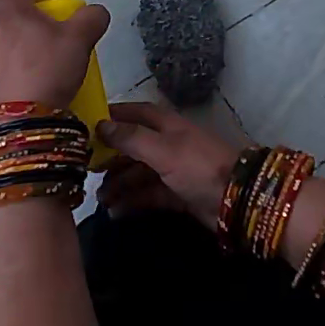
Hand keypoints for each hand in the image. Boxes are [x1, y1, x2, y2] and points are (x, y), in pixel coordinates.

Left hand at [0, 0, 110, 108]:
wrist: (23, 123)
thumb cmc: (48, 70)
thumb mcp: (80, 39)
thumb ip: (92, 17)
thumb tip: (95, 13)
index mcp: (5, 7)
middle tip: (50, 9)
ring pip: (0, 26)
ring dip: (20, 24)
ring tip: (48, 42)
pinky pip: (0, 50)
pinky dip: (17, 48)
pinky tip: (39, 67)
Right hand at [95, 102, 239, 222]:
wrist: (237, 200)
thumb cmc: (198, 166)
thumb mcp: (163, 149)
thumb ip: (131, 137)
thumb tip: (100, 125)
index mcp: (167, 125)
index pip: (136, 112)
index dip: (114, 116)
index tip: (87, 124)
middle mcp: (168, 144)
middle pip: (133, 146)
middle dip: (111, 158)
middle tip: (87, 171)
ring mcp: (173, 170)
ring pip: (138, 174)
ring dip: (119, 184)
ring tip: (100, 200)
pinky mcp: (177, 195)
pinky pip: (148, 195)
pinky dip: (132, 202)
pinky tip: (116, 212)